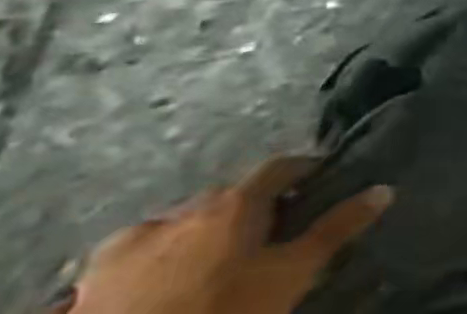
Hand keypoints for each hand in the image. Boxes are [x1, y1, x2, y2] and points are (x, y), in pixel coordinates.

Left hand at [58, 156, 391, 313]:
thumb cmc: (223, 310)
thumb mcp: (290, 275)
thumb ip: (335, 229)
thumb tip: (385, 188)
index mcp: (233, 202)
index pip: (279, 166)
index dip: (302, 169)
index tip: (319, 181)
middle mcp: (180, 211)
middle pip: (224, 197)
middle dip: (244, 209)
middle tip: (263, 234)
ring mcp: (122, 248)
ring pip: (169, 228)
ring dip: (189, 237)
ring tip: (202, 266)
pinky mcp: (81, 288)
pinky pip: (120, 265)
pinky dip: (140, 269)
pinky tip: (143, 290)